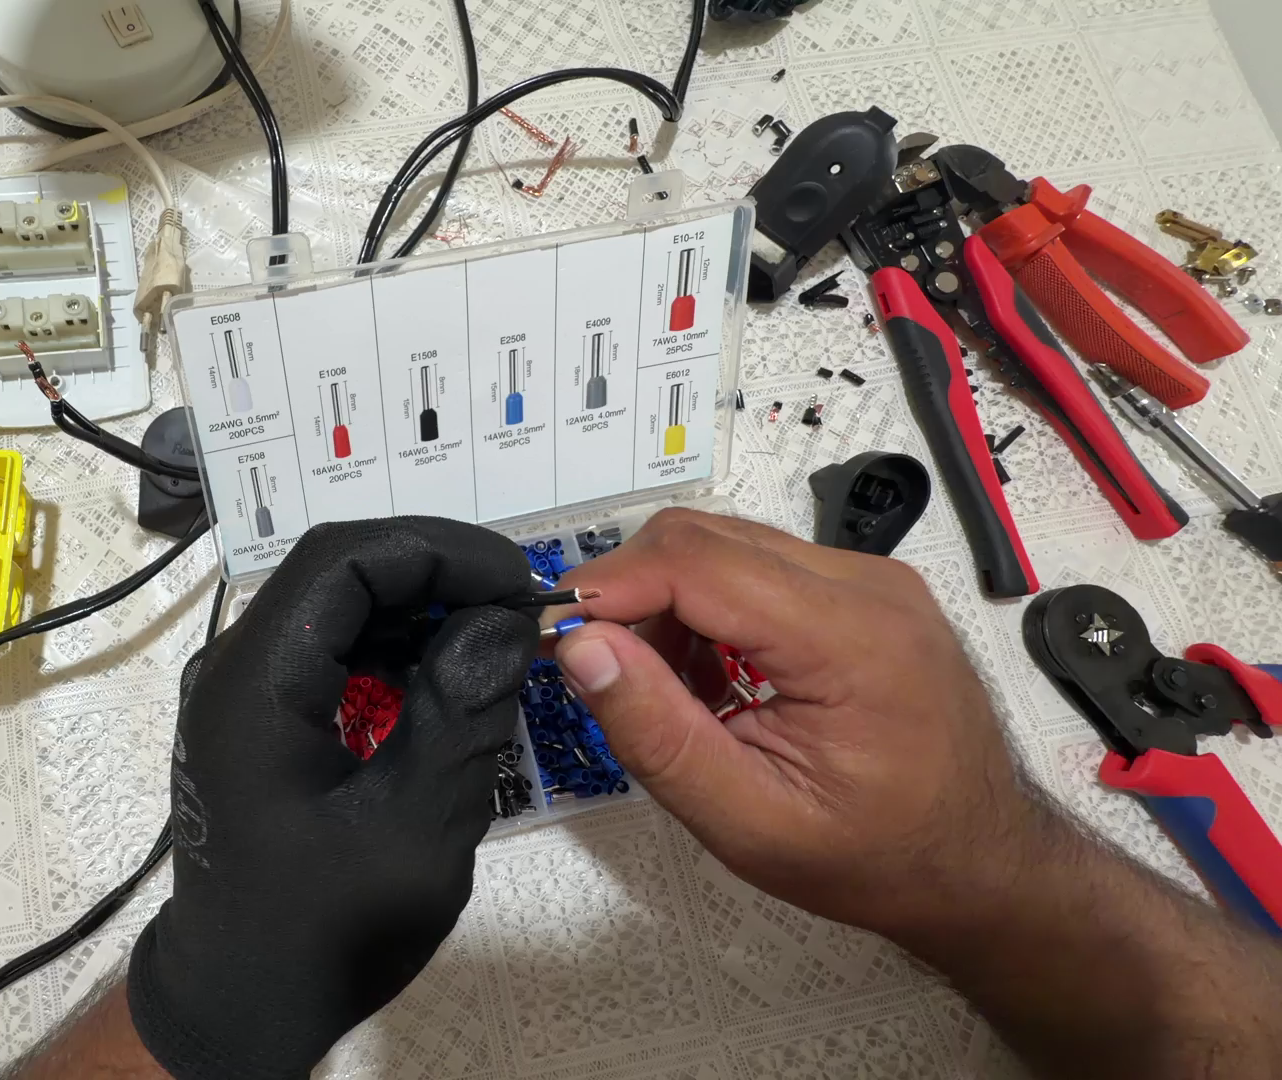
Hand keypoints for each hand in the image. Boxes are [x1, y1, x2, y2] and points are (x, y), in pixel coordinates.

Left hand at [128, 518, 538, 1078]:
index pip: (343, 561)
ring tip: (489, 633)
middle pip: (337, 571)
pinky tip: (439, 672)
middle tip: (514, 603)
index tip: (517, 579)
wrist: (236, 997)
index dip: (438, 551)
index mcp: (255, 683)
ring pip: (335, 602)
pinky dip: (390, 644)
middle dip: (433, 572)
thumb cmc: (322, 931)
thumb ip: (460, 712)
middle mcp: (235, 664)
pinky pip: (328, 645)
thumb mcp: (413, 829)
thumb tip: (503, 618)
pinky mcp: (259, 707)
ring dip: (416, 605)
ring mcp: (242, 683)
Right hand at [551, 508, 1042, 937]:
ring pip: (714, 543)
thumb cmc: (871, 858)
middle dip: (626, 590)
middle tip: (597, 664)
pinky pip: (742, 563)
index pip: (696, 563)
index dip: (608, 585)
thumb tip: (579, 645)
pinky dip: (693, 604)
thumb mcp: (747, 822)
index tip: (555, 634)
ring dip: (658, 599)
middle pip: (699, 538)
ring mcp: (861, 577)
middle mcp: (861, 582)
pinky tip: (704, 670)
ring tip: (662, 682)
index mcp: (850, 638)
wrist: (983, 866)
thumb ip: (656, 733)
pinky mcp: (851, 586)